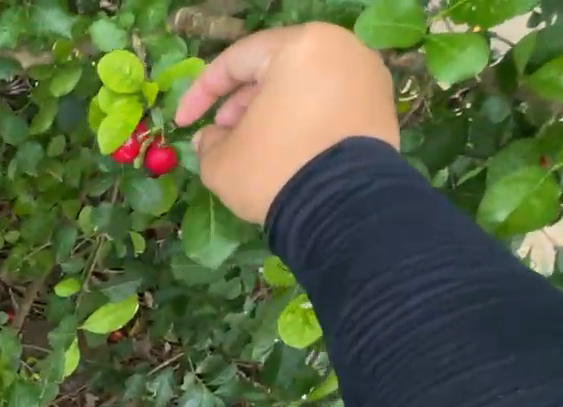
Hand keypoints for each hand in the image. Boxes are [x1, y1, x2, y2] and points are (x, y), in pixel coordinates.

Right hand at [174, 23, 400, 223]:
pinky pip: (327, 103)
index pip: (236, 60)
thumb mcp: (219, 161)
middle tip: (220, 133)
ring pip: (302, 84)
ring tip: (250, 145)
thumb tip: (210, 136)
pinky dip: (299, 119)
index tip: (183, 123)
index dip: (200, 92)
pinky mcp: (379, 103)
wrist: (338, 201)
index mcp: (297, 49)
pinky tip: (282, 151)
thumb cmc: (271, 168)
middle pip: (274, 67)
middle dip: (239, 101)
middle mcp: (339, 49)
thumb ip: (208, 142)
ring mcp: (366, 75)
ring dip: (269, 110)